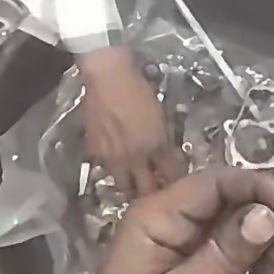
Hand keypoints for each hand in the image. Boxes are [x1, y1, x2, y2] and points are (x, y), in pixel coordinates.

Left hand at [51, 169, 273, 273]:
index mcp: (156, 217)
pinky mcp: (189, 269)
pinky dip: (253, 259)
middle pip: (228, 198)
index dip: (262, 189)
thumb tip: (268, 214)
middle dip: (267, 214)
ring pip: (233, 224)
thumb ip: (224, 256)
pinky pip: (229, 250)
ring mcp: (179, 245)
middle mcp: (168, 221)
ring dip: (264, 239)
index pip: (217, 182)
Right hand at [78, 45, 183, 198]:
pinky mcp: (95, 153)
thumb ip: (165, 142)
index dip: (176, 185)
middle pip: (146, 191)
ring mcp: (113, 158)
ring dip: (132, 190)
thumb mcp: (161, 116)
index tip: (178, 188)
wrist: (107, 77)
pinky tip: (118, 170)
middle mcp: (135, 157)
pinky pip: (106, 172)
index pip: (171, 177)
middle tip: (157, 195)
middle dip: (154, 195)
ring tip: (137, 189)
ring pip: (124, 187)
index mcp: (156, 146)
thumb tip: (170, 160)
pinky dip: (114, 173)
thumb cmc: (139, 90)